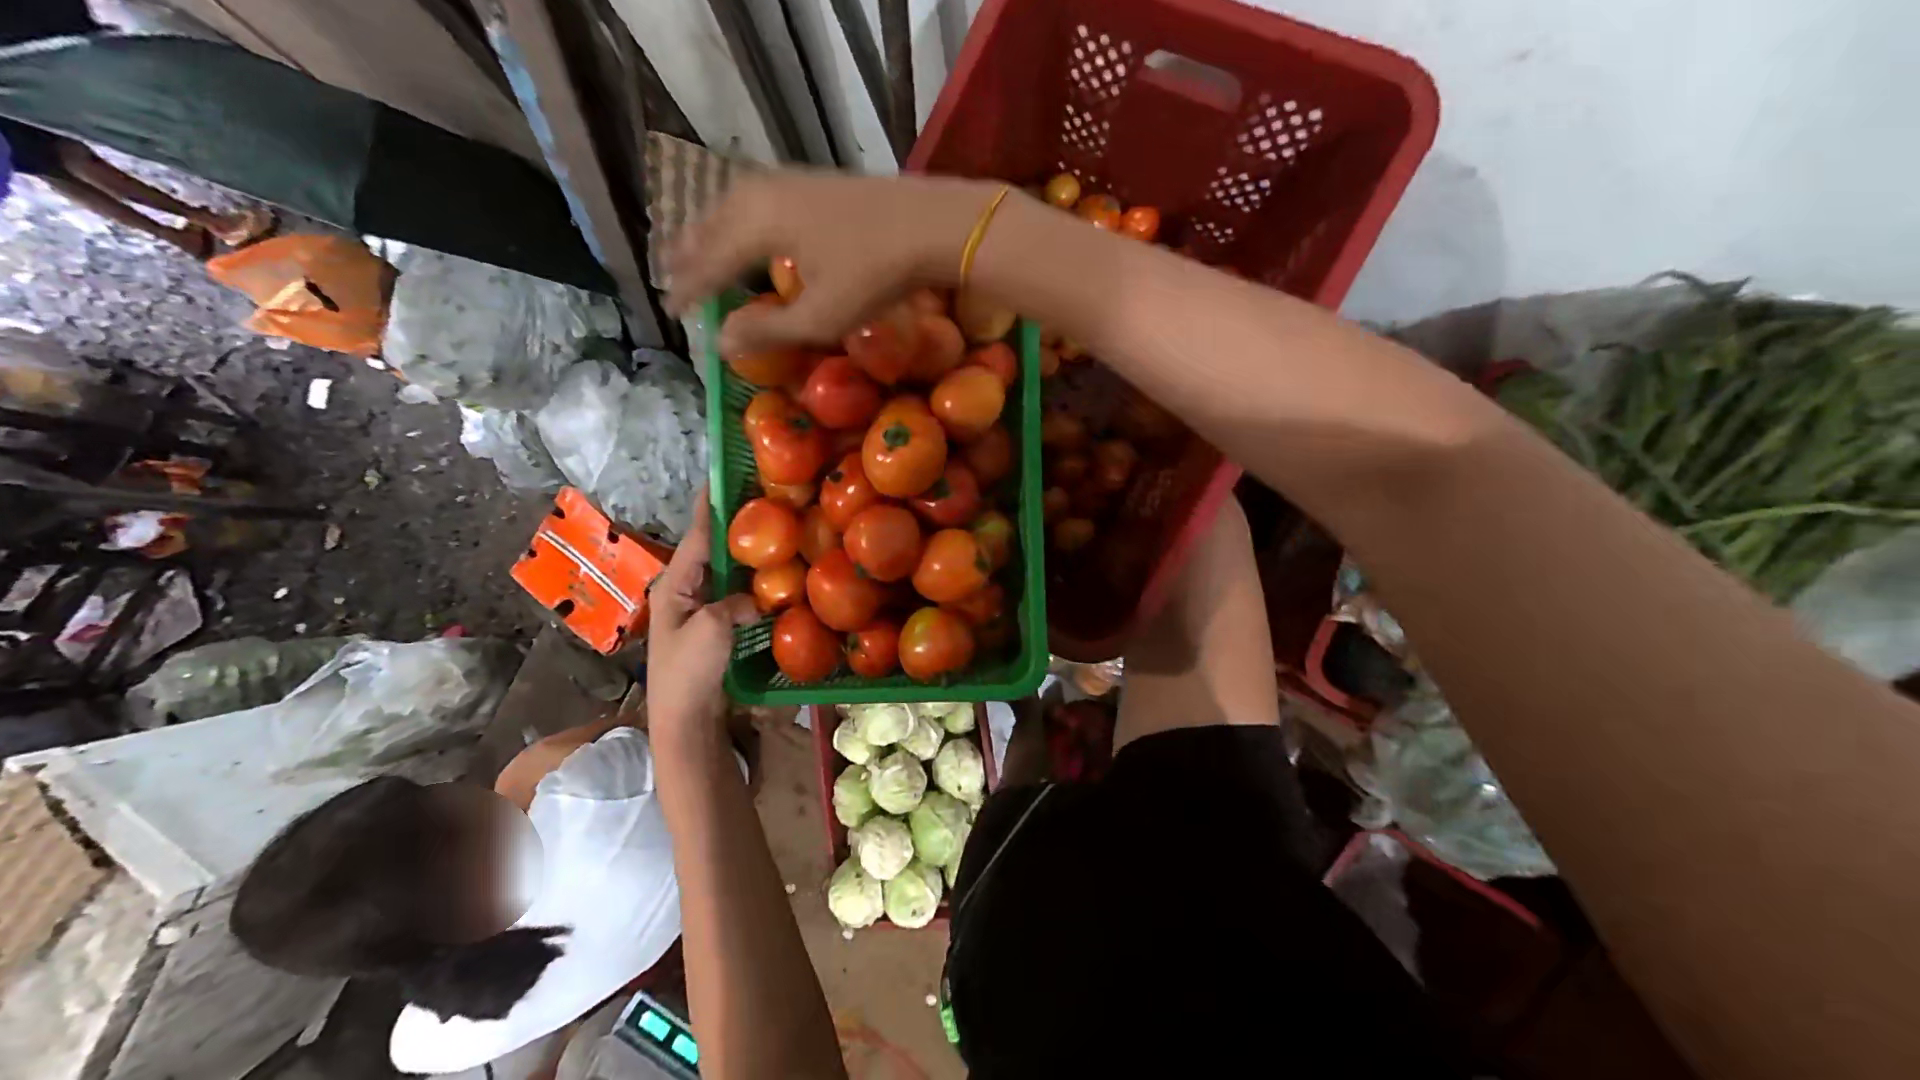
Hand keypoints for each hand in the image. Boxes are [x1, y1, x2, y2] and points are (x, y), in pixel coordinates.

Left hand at [647, 490, 757, 750]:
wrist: (684, 720)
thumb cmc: (689, 671)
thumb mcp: (713, 629)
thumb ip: (737, 601)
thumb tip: (760, 597)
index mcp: (674, 583)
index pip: (696, 534)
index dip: (710, 504)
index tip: (724, 474)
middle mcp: (684, 589)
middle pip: (711, 548)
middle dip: (734, 524)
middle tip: (765, 499)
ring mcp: (699, 608)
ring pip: (725, 571)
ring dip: (745, 553)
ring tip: (774, 528)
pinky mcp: (715, 625)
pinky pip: (735, 593)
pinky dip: (752, 582)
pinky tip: (774, 575)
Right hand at [666, 173, 1002, 354]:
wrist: (934, 223)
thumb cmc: (875, 274)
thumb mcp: (821, 316)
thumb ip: (768, 329)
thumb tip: (720, 342)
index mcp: (754, 225)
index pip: (707, 261)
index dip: (688, 289)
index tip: (670, 311)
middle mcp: (762, 194)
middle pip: (711, 226)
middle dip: (690, 255)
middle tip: (673, 279)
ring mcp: (789, 182)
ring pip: (731, 208)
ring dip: (711, 234)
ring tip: (701, 253)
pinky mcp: (813, 182)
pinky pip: (756, 202)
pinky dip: (739, 222)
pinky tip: (751, 233)